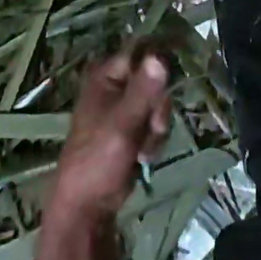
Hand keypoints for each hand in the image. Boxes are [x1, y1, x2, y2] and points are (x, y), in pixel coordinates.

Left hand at [46, 51, 169, 223]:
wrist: (87, 206)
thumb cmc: (97, 160)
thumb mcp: (122, 124)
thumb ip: (143, 91)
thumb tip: (159, 57)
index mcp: (104, 76)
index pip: (140, 52)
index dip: (160, 62)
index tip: (173, 78)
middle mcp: (114, 86)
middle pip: (155, 79)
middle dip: (158, 107)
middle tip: (152, 126)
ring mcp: (123, 108)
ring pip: (158, 103)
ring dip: (157, 127)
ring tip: (143, 148)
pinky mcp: (131, 128)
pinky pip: (155, 122)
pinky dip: (153, 139)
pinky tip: (143, 155)